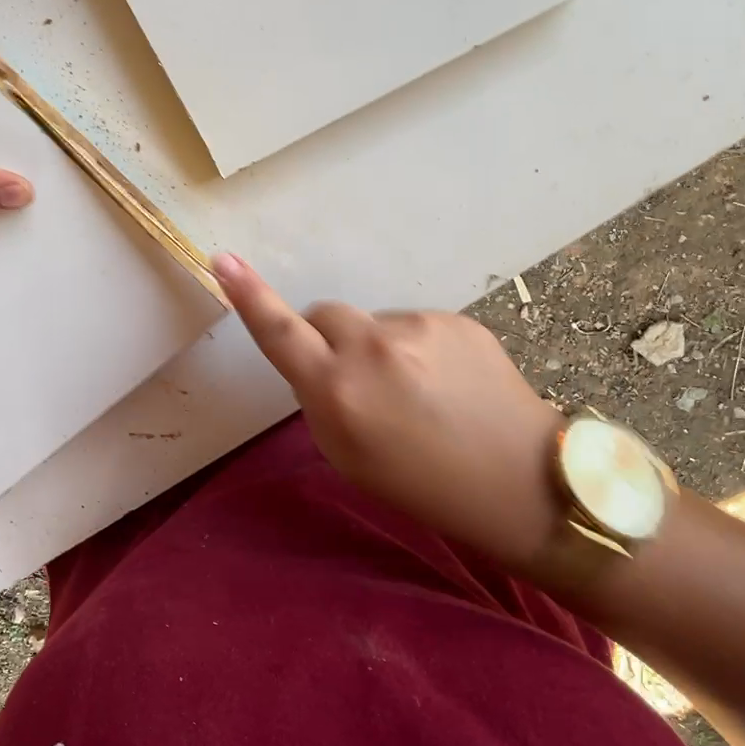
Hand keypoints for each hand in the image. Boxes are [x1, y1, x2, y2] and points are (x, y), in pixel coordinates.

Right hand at [212, 253, 564, 568]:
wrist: (521, 481)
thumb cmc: (420, 485)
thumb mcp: (346, 456)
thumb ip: (319, 400)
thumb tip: (317, 361)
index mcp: (338, 391)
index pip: (280, 333)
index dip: (248, 296)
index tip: (223, 260)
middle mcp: (373, 348)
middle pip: (324, 316)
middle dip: (326, 340)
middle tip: (357, 385)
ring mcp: (418, 327)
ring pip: (370, 323)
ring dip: (376, 348)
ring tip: (416, 394)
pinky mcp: (455, 319)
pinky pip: (411, 325)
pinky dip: (414, 348)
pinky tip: (445, 383)